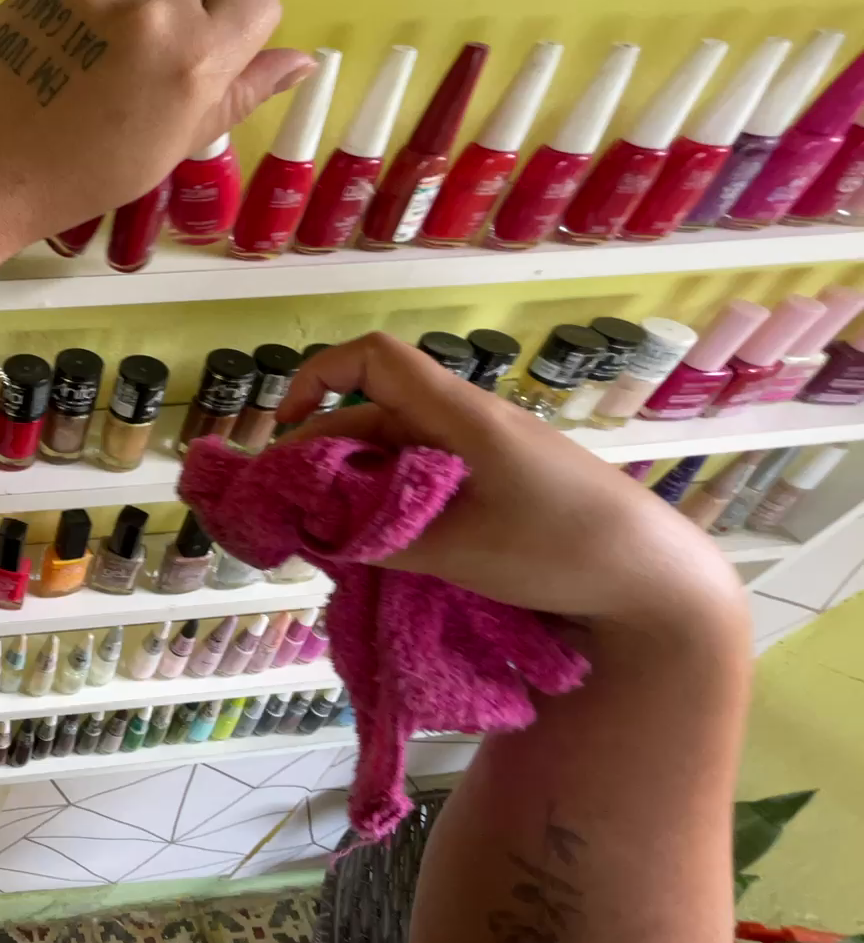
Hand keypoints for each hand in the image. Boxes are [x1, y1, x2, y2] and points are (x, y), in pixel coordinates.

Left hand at [0, 0, 314, 256]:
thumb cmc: (77, 181)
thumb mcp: (166, 151)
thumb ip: (236, 96)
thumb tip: (298, 59)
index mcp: (194, 54)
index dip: (237, 27)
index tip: (204, 63)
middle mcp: (151, 8)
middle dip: (173, 32)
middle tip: (130, 93)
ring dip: (122, 27)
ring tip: (82, 87)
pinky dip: (75, 25)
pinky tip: (50, 72)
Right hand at [276, 334, 746, 634]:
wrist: (657, 583)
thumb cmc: (561, 549)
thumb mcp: (454, 549)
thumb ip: (373, 535)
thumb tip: (311, 529)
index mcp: (456, 416)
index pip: (373, 359)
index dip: (316, 377)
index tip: (286, 427)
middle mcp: (456, 424)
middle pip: (365, 413)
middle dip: (317, 453)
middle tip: (288, 505)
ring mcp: (469, 454)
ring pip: (383, 451)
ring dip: (345, 483)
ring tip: (320, 530)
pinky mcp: (479, 482)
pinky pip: (407, 477)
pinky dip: (375, 500)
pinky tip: (363, 535)